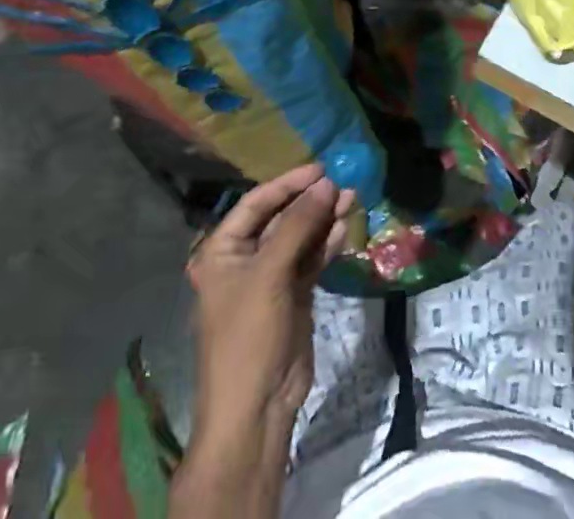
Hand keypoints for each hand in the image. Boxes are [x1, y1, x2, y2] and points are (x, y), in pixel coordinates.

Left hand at [186, 165, 354, 441]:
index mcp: (221, 251)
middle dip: (311, 202)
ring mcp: (270, 278)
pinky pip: (311, 260)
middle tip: (343, 184)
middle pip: (281, 219)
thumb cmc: (248, 334)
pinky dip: (327, 244)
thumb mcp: (269, 275)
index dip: (287, 184)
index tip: (320, 168)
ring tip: (353, 199)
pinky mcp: (292, 295)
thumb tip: (327, 184)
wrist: (257, 404)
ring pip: (300, 238)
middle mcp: (244, 260)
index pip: (256, 204)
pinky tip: (345, 228)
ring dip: (323, 220)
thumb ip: (299, 226)